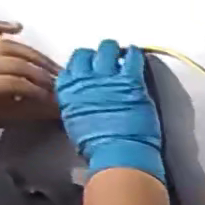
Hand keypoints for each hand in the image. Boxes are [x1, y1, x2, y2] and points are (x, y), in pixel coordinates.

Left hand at [0, 21, 60, 124]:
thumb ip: (36, 110)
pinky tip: (19, 27)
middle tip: (61, 86)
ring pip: (9, 46)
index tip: (55, 101)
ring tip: (56, 69)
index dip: (37, 92)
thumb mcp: (10, 118)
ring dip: (37, 57)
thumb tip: (62, 106)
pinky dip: (1, 25)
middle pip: (14, 63)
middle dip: (41, 75)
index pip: (13, 83)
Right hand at [57, 39, 165, 181]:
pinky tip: (136, 53)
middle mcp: (85, 81)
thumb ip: (78, 105)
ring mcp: (108, 79)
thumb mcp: (76, 123)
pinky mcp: (130, 81)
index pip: (71, 67)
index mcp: (68, 92)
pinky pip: (131, 58)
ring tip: (120, 51)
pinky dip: (134, 54)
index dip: (82, 63)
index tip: (89, 63)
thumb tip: (83, 101)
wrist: (119, 154)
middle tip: (106, 54)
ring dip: (114, 50)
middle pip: (87, 55)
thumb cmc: (99, 147)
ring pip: (107, 51)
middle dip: (97, 54)